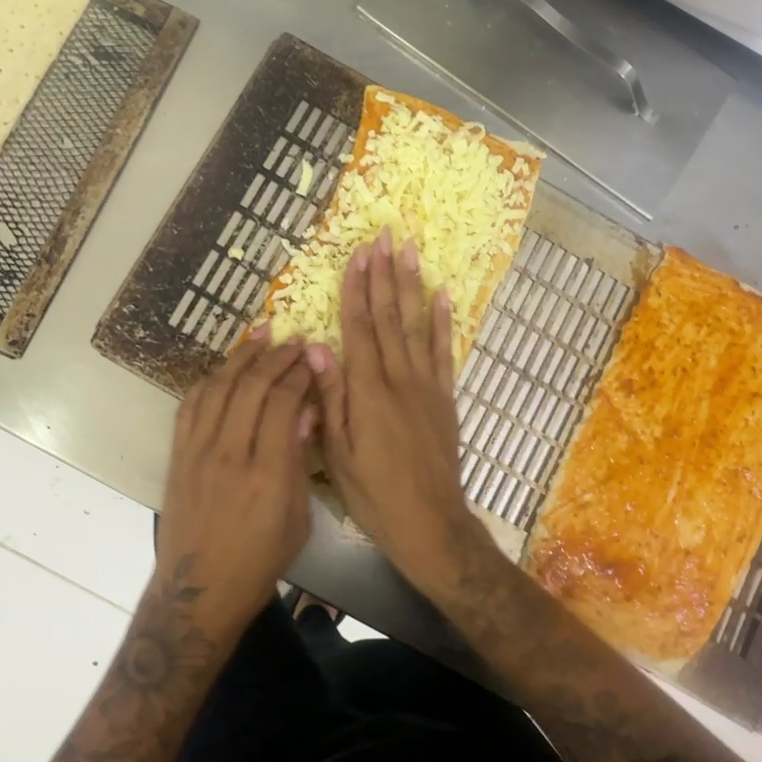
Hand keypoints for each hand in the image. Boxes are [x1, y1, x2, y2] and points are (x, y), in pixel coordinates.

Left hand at [154, 331, 315, 635]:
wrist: (199, 591)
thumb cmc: (259, 563)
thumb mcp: (298, 521)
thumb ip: (300, 464)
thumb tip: (306, 414)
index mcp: (269, 474)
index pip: (284, 403)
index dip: (299, 373)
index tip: (312, 355)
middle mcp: (231, 454)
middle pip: (252, 386)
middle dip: (276, 356)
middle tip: (293, 339)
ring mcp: (198, 452)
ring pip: (218, 387)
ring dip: (240, 357)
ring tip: (260, 335)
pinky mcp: (178, 455)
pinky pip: (190, 405)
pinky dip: (208, 380)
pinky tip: (223, 369)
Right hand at [307, 228, 478, 589]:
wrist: (431, 525)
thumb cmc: (374, 494)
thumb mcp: (337, 452)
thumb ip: (330, 397)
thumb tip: (317, 348)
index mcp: (367, 391)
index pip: (359, 329)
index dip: (357, 290)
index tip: (357, 255)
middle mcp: (399, 379)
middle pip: (390, 317)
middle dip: (384, 274)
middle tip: (384, 236)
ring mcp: (427, 387)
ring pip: (417, 325)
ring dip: (412, 285)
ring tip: (410, 251)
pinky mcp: (444, 399)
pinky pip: (443, 352)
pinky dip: (442, 322)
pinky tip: (442, 296)